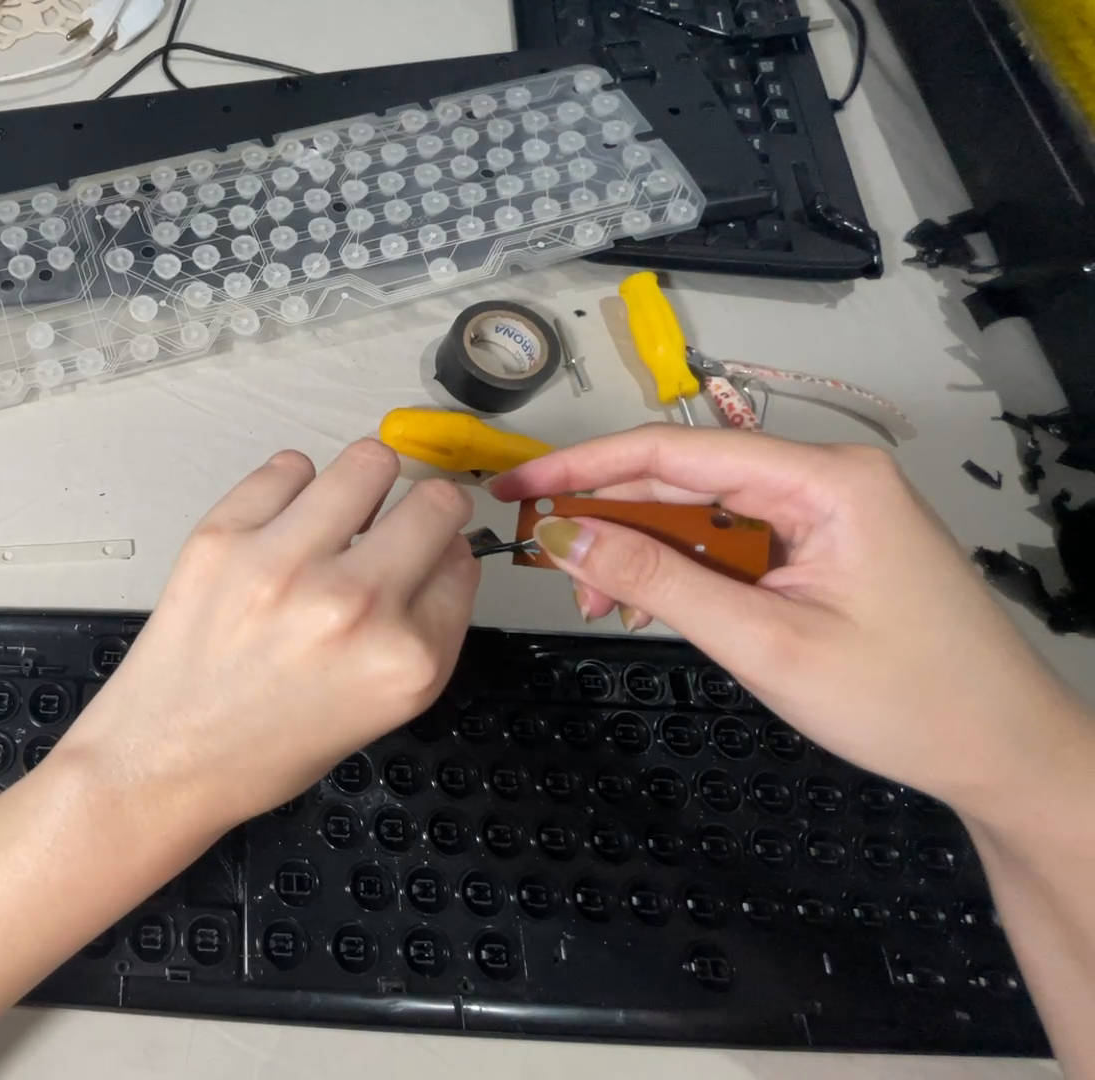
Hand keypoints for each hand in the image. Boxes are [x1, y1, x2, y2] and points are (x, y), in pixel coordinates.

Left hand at [54, 440, 480, 830]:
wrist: (164, 757)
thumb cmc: (263, 748)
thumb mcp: (377, 707)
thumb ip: (421, 628)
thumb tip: (437, 549)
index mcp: (405, 660)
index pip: (462, 562)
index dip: (443, 553)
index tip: (423, 550)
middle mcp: (354, 605)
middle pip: (433, 503)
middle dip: (421, 509)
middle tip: (387, 525)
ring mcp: (283, 563)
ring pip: (367, 460)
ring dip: (362, 482)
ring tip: (334, 515)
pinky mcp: (224, 538)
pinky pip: (287, 466)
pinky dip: (292, 486)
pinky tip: (278, 524)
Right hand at [489, 424, 1092, 817]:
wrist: (1005, 758)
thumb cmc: (906, 700)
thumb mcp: (760, 639)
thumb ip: (653, 578)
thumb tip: (559, 536)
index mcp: (823, 481)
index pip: (669, 452)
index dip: (578, 466)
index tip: (514, 486)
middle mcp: (815, 481)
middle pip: (671, 479)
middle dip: (601, 520)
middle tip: (543, 560)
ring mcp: (811, 512)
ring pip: (683, 512)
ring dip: (628, 552)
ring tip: (598, 602)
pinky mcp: (802, 544)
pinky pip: (709, 540)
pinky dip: (663, 570)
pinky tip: (639, 601)